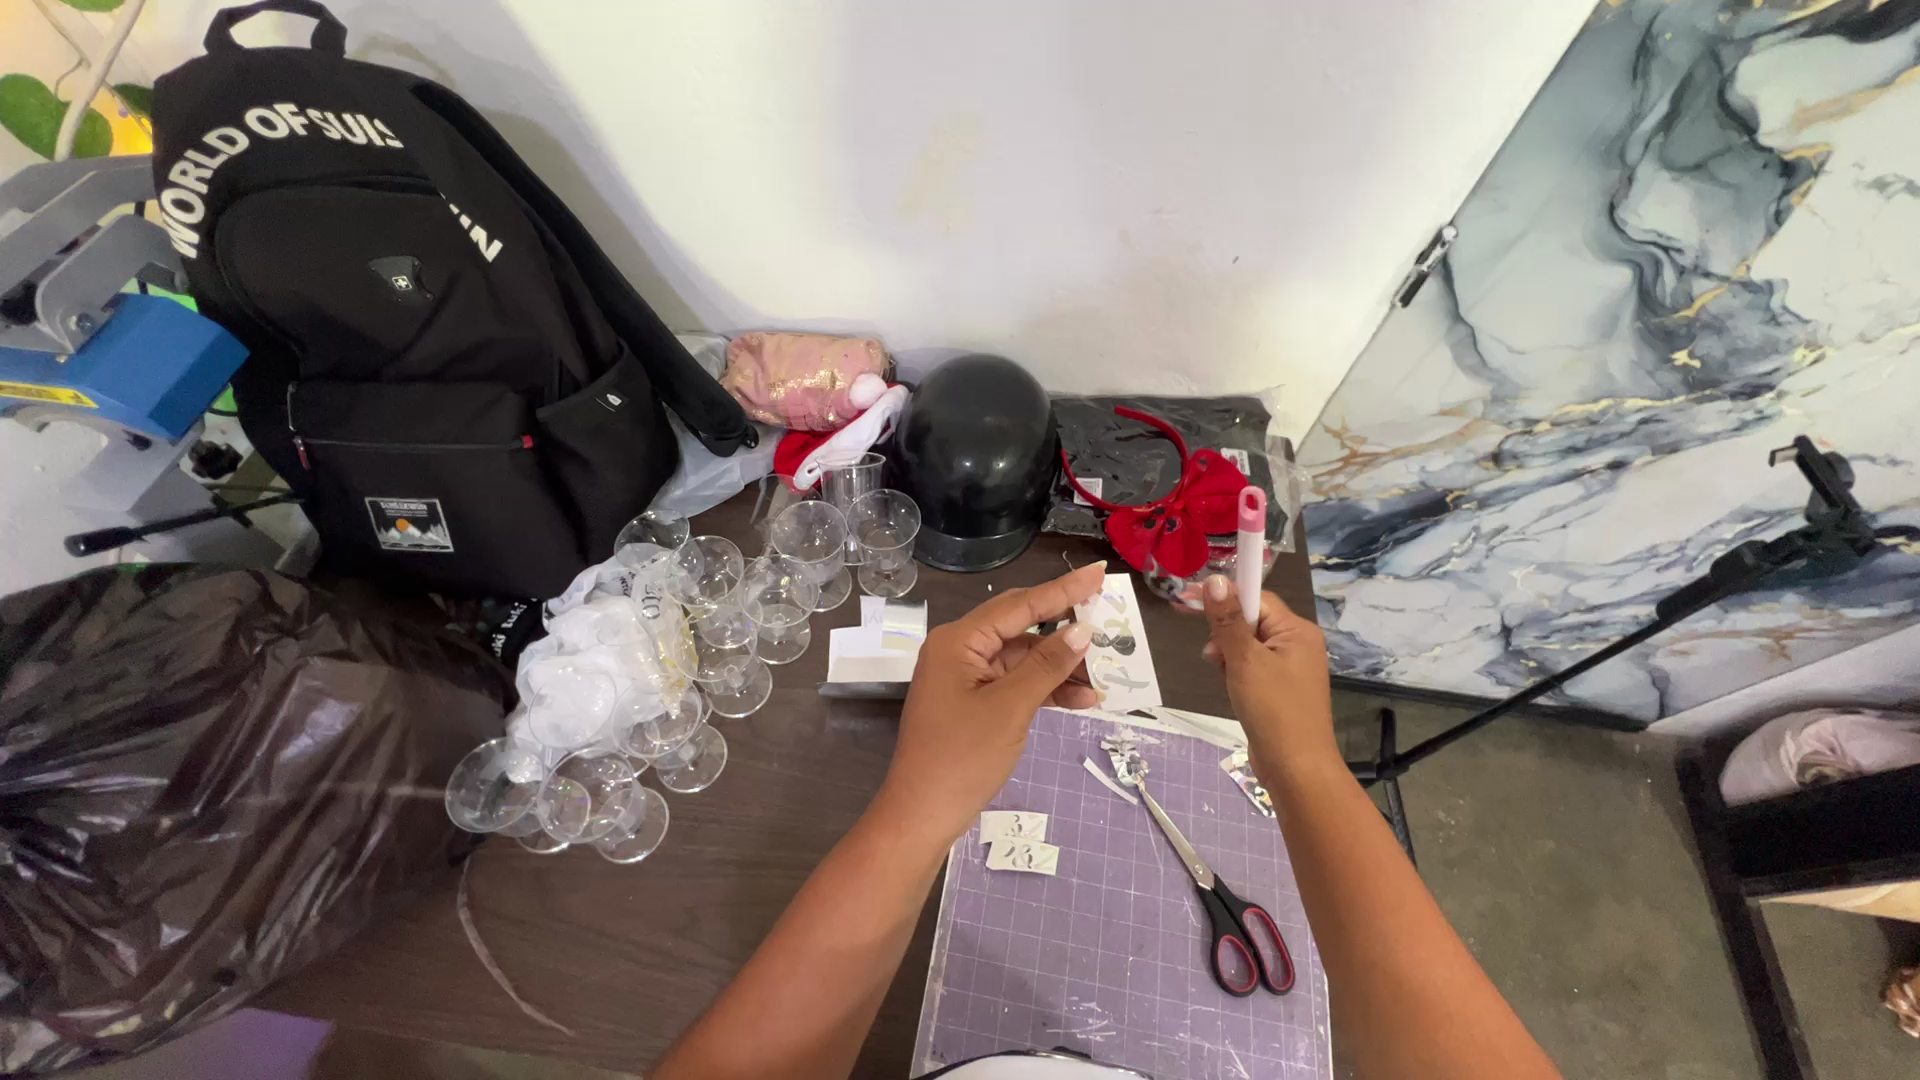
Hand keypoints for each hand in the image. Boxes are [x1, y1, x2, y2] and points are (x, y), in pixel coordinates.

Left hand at [881, 562, 1105, 838]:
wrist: (923, 814)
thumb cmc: (962, 757)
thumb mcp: (1010, 708)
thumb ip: (1047, 665)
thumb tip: (1081, 631)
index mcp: (958, 640)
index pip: (1019, 605)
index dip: (1063, 590)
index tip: (1098, 573)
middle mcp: (959, 649)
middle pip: (1021, 626)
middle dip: (1065, 627)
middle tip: (1108, 616)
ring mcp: (965, 676)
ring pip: (1022, 658)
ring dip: (1060, 666)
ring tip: (1104, 672)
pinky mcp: (973, 701)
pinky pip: (1014, 683)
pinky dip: (1045, 690)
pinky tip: (1083, 699)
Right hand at [1198, 575, 1338, 769]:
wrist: (1296, 768)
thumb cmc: (1273, 710)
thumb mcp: (1245, 661)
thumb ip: (1227, 620)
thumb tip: (1214, 580)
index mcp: (1297, 631)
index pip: (1255, 598)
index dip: (1222, 597)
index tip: (1185, 600)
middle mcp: (1298, 643)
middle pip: (1251, 619)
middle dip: (1224, 631)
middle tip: (1209, 654)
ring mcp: (1290, 667)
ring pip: (1247, 643)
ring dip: (1228, 652)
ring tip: (1221, 673)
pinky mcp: (1280, 687)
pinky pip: (1252, 664)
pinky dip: (1236, 669)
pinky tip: (1230, 684)